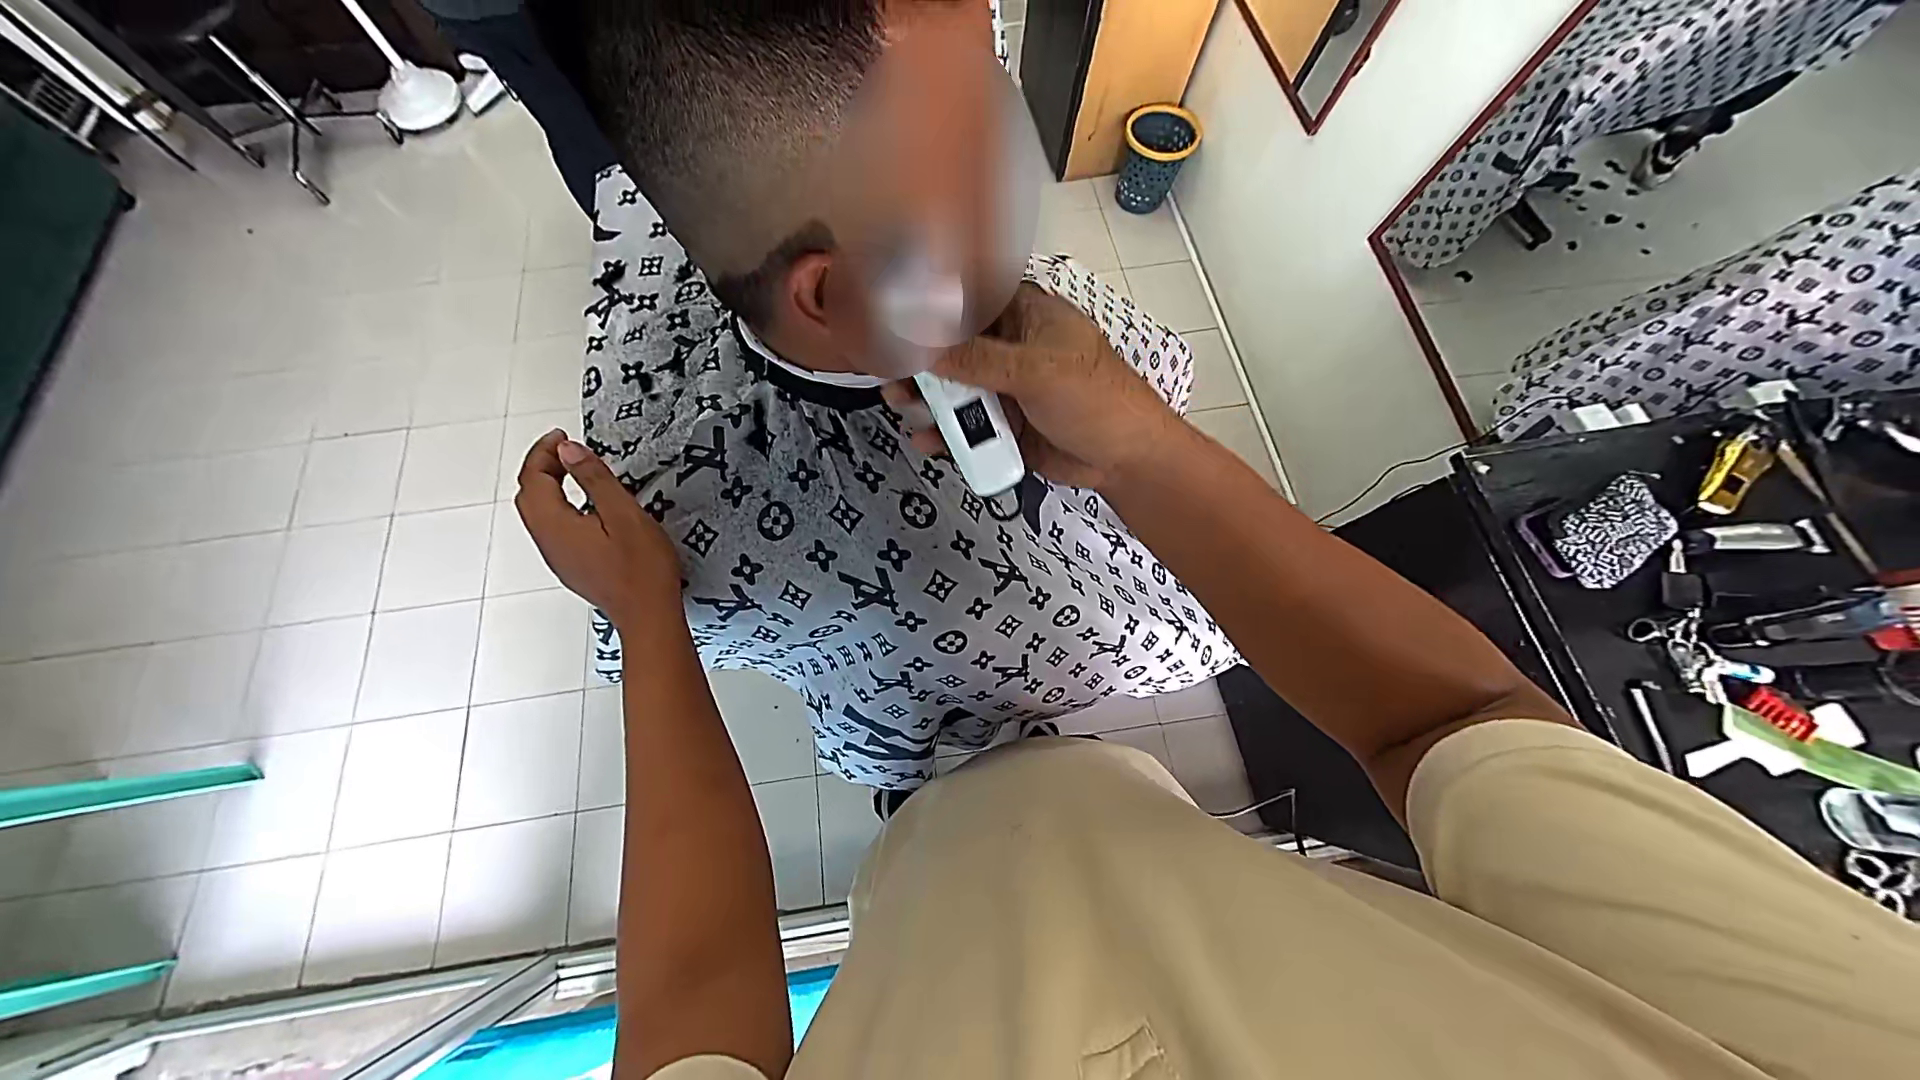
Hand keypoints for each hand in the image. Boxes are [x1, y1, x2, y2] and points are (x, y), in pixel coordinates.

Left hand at [515, 430, 681, 629]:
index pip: (533, 478)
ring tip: (574, 471)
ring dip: (549, 486)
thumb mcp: (625, 515)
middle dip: (542, 466)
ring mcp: (558, 558)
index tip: (562, 436)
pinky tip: (585, 506)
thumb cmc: (642, 570)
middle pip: (529, 495)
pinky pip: (553, 529)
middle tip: (566, 449)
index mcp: (555, 526)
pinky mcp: (573, 567)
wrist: (648, 615)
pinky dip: (559, 506)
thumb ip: (594, 479)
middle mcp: (548, 543)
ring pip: (539, 513)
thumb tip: (568, 450)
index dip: (543, 452)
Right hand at [882, 283, 1184, 488]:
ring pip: (954, 390)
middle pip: (951, 349)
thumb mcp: (1037, 373)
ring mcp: (1004, 388)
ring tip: (903, 407)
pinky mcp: (1003, 425)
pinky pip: (966, 426)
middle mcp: (1009, 349)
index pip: (967, 299)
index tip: (891, 316)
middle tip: (892, 375)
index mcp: (1024, 316)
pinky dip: (945, 433)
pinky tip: (928, 440)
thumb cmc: (1099, 400)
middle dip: (920, 363)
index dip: (929, 306)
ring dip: (927, 400)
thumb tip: (924, 344)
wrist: (1124, 461)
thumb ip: (978, 361)